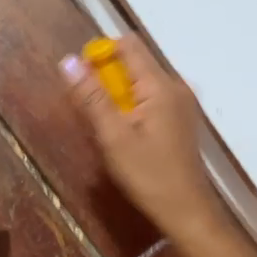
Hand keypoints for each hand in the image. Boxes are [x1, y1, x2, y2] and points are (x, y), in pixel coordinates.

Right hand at [62, 35, 220, 236]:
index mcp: (160, 85)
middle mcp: (175, 86)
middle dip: (107, 78)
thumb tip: (69, 61)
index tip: (84, 81)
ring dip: (117, 94)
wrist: (187, 212)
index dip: (101, 53)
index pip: (128, 44)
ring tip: (106, 124)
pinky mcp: (179, 118)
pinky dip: (131, 106)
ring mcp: (180, 102)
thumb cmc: (148, 175)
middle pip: (134, 61)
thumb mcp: (113, 136)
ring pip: (140, 81)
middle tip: (91, 110)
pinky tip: (124, 134)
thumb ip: (91, 96)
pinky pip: (149, 97)